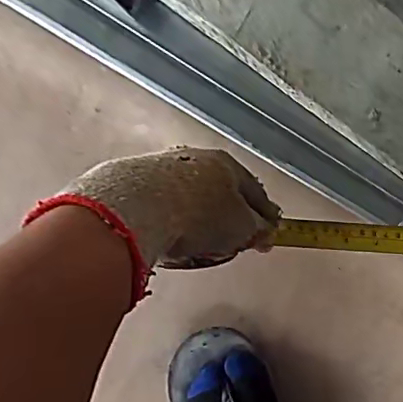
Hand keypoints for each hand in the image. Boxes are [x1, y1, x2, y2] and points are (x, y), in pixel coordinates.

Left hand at [31, 147, 281, 299]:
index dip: (265, 216)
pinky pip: (162, 204)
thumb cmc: (197, 215)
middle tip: (233, 240)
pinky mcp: (134, 182)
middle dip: (229, 214)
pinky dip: (171, 219)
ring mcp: (162, 167)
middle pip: (220, 189)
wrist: (136, 209)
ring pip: (190, 195)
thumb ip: (259, 229)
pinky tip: (170, 237)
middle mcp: (195, 158)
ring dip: (198, 217)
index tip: (267, 232)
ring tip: (199, 244)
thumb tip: (262, 231)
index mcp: (228, 164)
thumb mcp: (243, 229)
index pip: (255, 192)